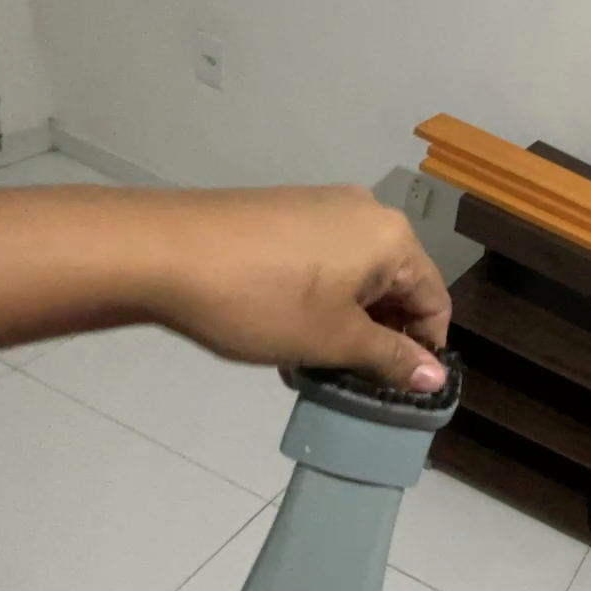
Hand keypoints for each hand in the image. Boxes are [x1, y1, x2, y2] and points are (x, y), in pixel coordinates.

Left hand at [150, 186, 450, 390]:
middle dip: (381, 334)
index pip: (434, 302)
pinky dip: (322, 293)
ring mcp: (325, 204)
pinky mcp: (289, 208)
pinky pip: (327, 257)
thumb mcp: (334, 340)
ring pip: (360, 274)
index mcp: (393, 239)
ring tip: (311, 354)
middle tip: (350, 375)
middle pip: (398, 286)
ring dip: (349, 318)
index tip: (396, 385)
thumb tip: (436, 379)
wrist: (154, 250)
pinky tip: (287, 320)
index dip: (423, 350)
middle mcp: (369, 212)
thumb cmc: (261, 300)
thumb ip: (392, 359)